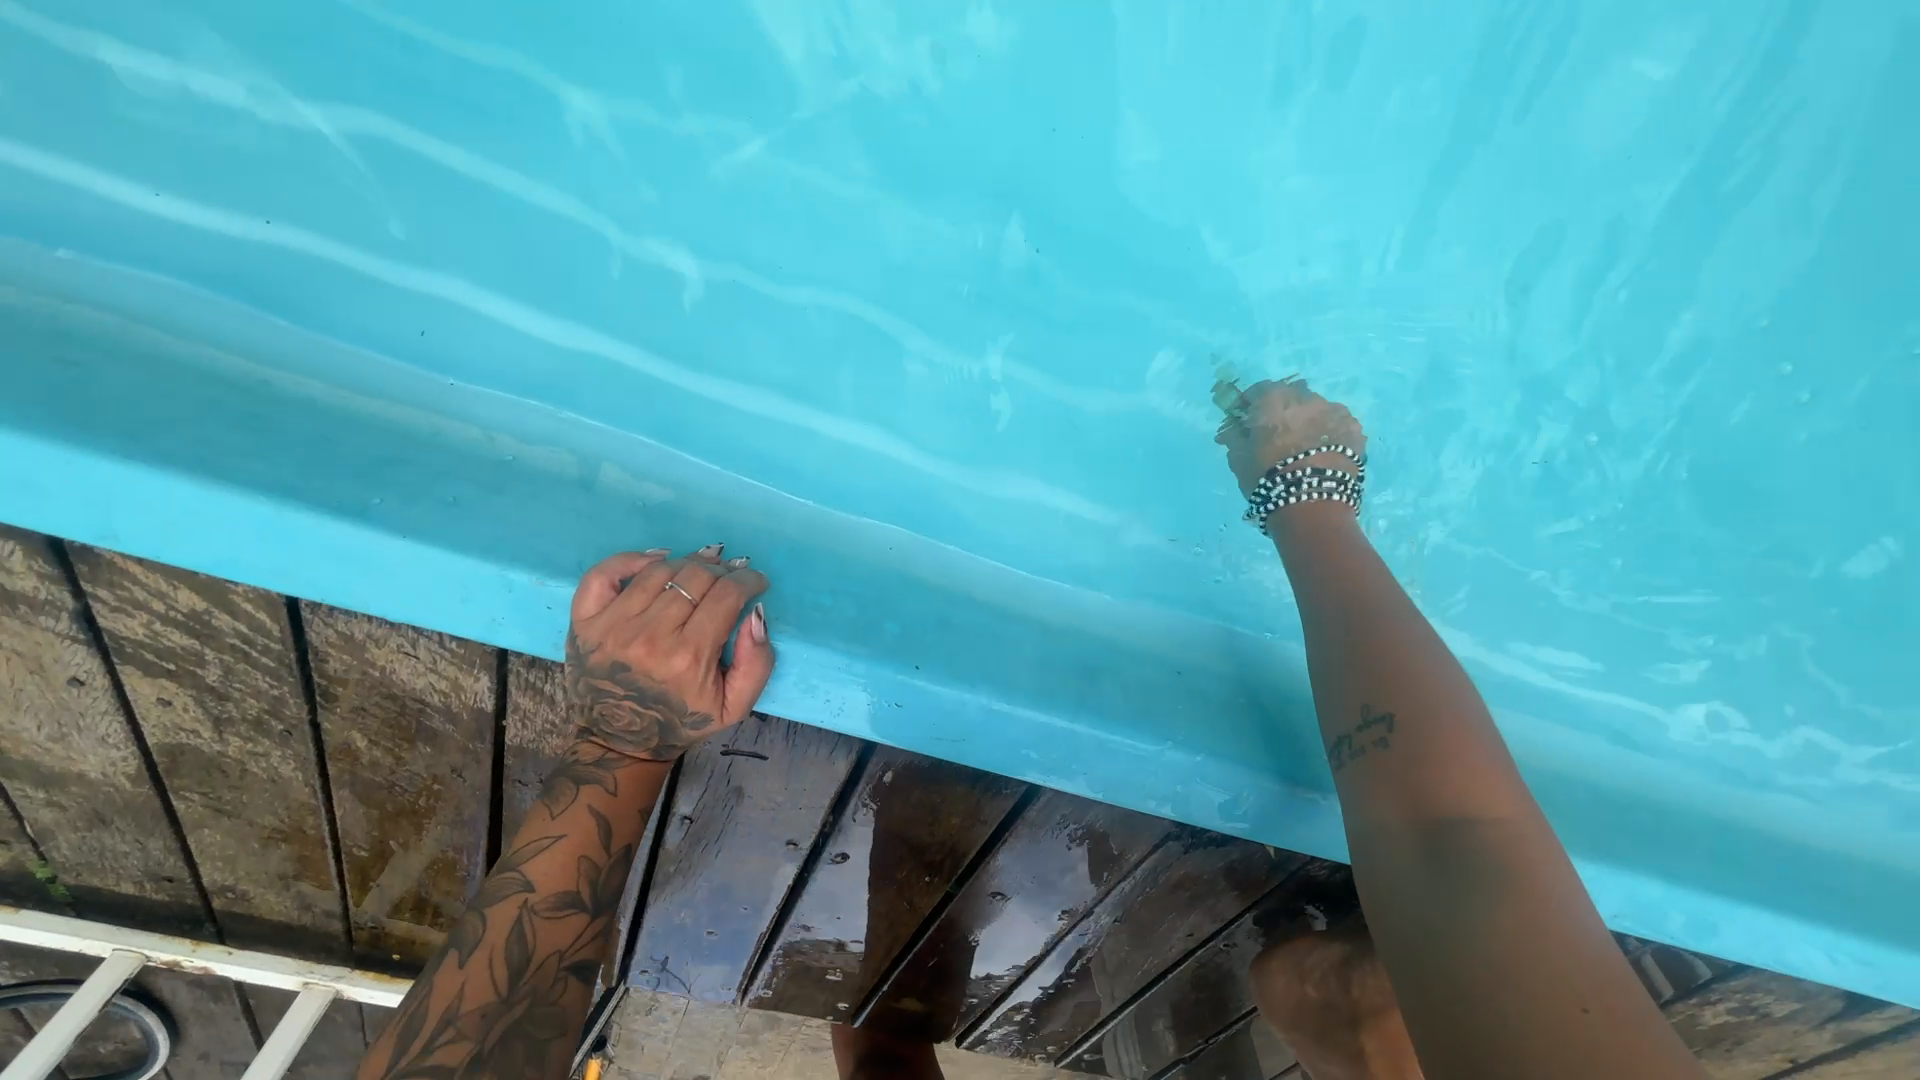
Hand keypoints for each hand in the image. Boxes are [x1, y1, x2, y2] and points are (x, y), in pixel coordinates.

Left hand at [564, 544, 773, 761]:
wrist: (619, 743)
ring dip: (687, 563)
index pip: (727, 594)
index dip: (748, 579)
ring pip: (660, 570)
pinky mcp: (584, 622)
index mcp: (689, 657)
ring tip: (700, 571)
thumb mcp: (735, 706)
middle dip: (722, 569)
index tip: (755, 581)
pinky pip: (605, 573)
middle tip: (730, 576)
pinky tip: (655, 560)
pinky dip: (631, 559)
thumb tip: (755, 614)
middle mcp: (650, 635)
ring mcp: (612, 625)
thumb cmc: (682, 722)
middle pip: (696, 575)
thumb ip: (757, 663)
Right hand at [1214, 377, 1366, 496]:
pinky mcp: (1355, 429)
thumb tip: (1233, 429)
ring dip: (1308, 420)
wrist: (1312, 503)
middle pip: (1291, 395)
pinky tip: (1324, 453)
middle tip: (1276, 433)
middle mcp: (1306, 397)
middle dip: (1283, 409)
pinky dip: (1329, 433)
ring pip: (1317, 409)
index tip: (1246, 419)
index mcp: (1273, 399)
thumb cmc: (1267, 477)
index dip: (1250, 404)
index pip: (1258, 390)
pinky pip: (1337, 424)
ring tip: (1304, 446)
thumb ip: (1234, 437)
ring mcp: (1334, 410)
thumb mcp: (1238, 458)